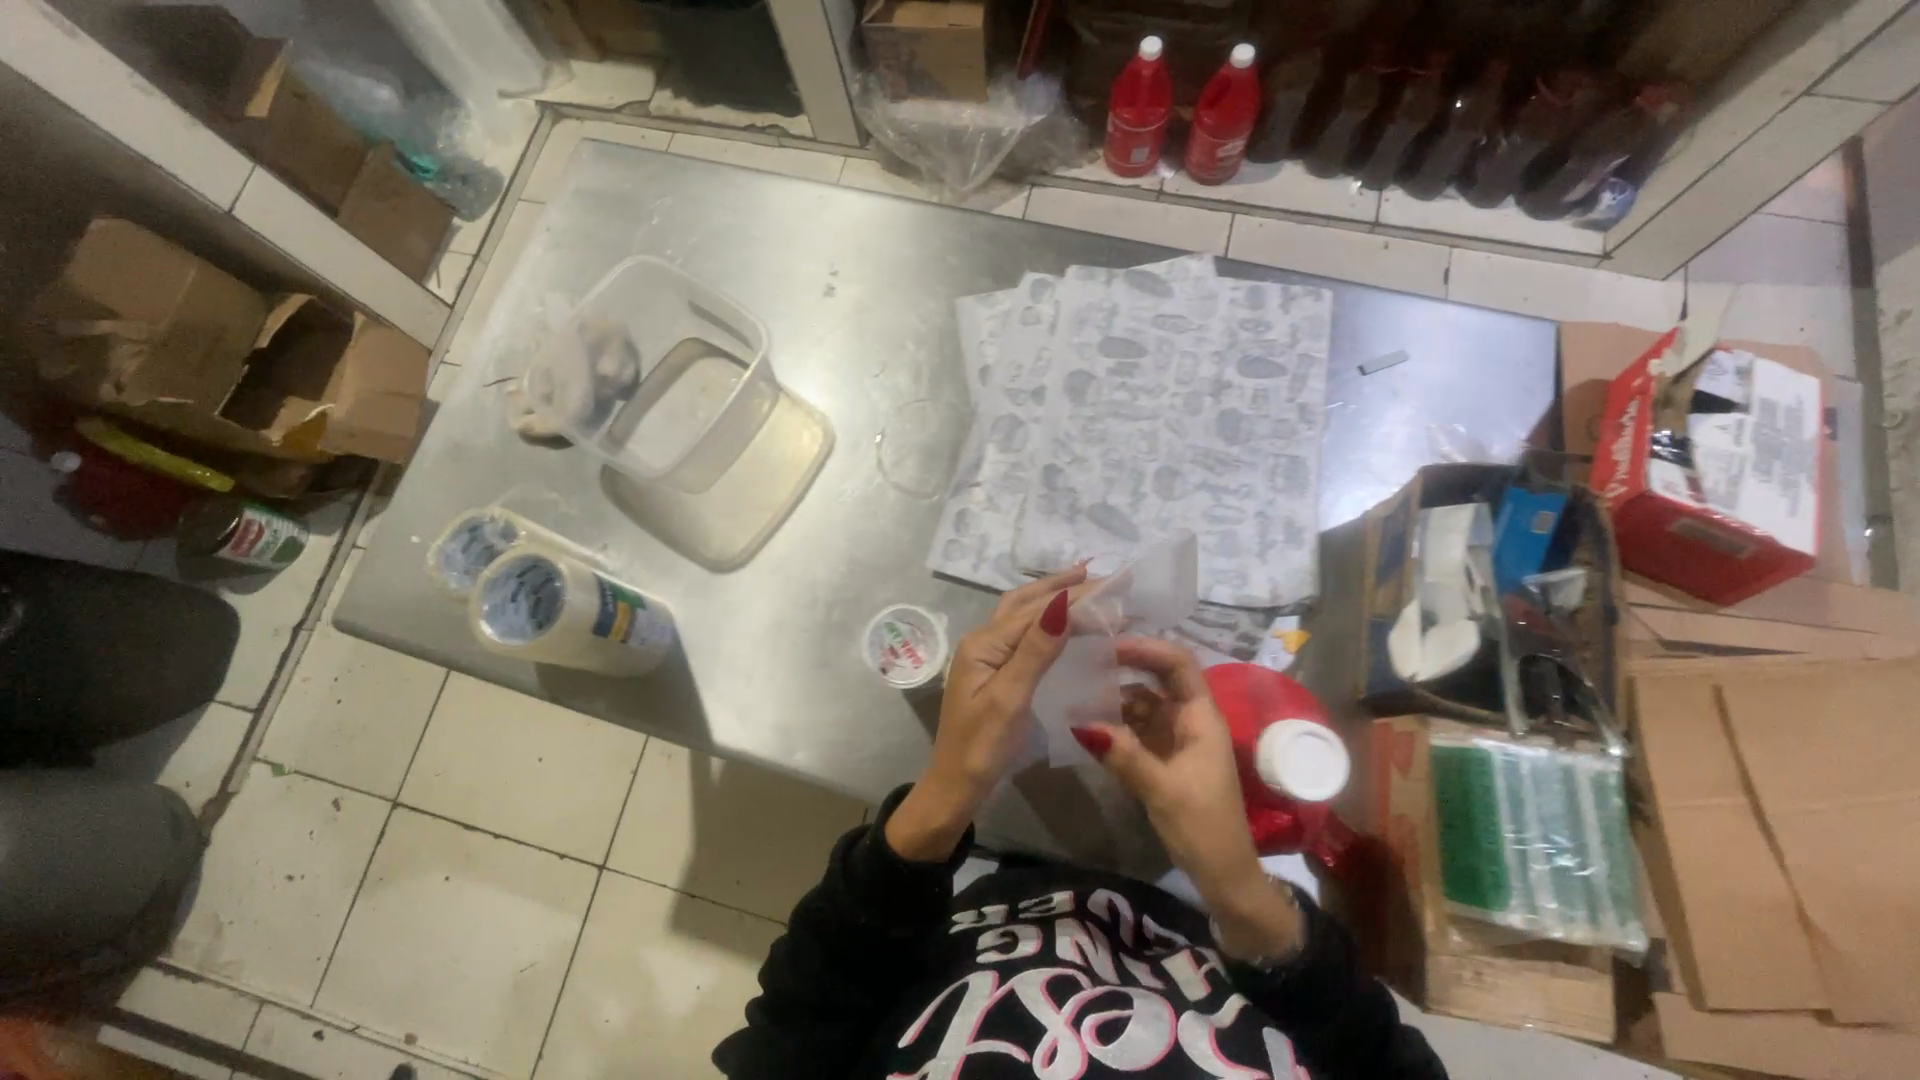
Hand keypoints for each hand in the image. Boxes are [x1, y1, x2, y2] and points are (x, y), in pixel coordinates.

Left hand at [885, 564, 1088, 861]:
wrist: (955, 787)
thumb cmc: (982, 747)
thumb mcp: (1011, 698)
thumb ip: (1036, 651)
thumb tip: (1063, 604)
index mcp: (984, 644)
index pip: (1035, 609)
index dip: (1074, 594)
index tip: (1112, 583)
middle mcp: (982, 642)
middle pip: (1024, 602)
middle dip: (1060, 586)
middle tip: (1099, 574)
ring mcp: (986, 658)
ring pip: (1021, 616)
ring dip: (1051, 598)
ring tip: (1084, 586)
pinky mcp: (994, 674)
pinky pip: (1022, 636)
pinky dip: (1045, 622)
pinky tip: (1062, 624)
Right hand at [1074, 638, 1302, 959]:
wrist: (1222, 873)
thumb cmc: (1202, 826)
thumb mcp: (1161, 789)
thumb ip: (1123, 754)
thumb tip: (1081, 723)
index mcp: (1202, 718)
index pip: (1179, 665)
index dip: (1147, 649)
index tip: (1109, 646)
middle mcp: (1190, 720)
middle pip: (1158, 679)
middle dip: (1125, 668)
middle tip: (1084, 661)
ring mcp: (1176, 739)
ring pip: (1144, 704)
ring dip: (1115, 698)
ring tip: (1077, 691)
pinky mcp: (1164, 758)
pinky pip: (1137, 729)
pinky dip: (1115, 724)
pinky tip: (1088, 725)